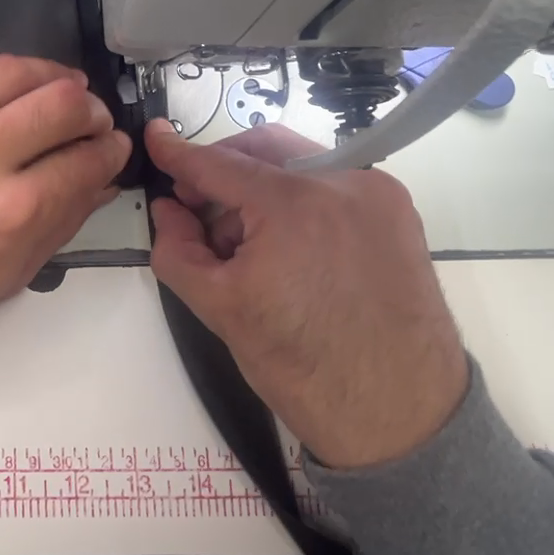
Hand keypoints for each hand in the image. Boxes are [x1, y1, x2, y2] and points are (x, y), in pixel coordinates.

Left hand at [0, 55, 132, 356]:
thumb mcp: (10, 275)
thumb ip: (63, 220)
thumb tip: (101, 178)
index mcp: (9, 210)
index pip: (86, 157)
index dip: (111, 149)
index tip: (112, 146)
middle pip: (59, 100)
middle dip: (89, 106)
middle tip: (91, 115)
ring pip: (10, 72)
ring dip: (47, 78)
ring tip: (57, 88)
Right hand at [145, 119, 467, 468]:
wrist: (398, 418)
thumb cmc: (302, 367)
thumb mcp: (219, 307)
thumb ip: (177, 248)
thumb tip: (166, 210)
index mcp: (296, 204)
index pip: (221, 164)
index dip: (179, 152)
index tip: (154, 136)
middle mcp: (345, 182)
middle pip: (265, 149)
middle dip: (223, 170)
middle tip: (195, 209)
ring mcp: (379, 195)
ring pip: (299, 165)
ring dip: (260, 188)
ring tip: (245, 244)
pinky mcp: (399, 214)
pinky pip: (332, 186)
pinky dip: (298, 201)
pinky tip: (286, 248)